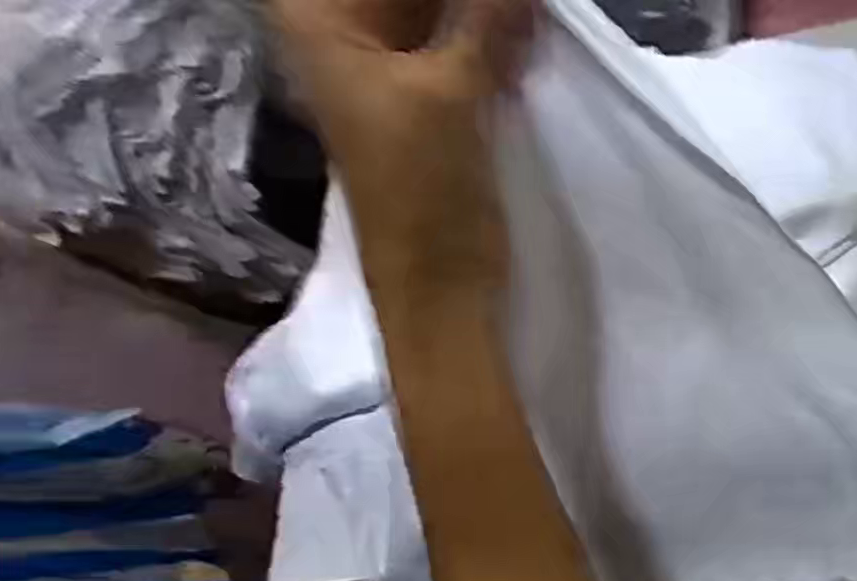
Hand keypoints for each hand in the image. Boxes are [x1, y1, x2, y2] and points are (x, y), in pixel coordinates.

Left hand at [273, 0, 533, 293]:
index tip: (510, 3)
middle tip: (528, 8)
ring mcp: (400, 71)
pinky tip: (531, 41)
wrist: (442, 276)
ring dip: (490, 17)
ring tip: (535, 19)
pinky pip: (468, 56)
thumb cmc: (422, 188)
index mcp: (321, 13)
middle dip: (475, 1)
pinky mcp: (443, 108)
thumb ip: (482, 31)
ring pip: (445, 18)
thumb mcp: (444, 97)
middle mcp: (353, 32)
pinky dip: (498, 46)